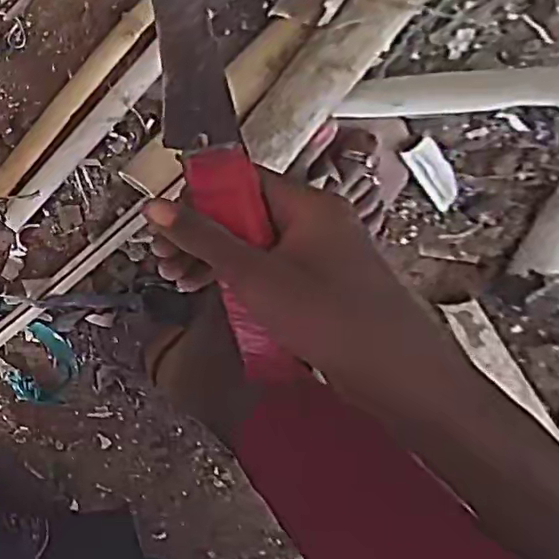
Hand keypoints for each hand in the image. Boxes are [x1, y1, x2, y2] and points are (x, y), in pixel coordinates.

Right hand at [143, 166, 460, 400]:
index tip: (165, 220)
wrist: (400, 379)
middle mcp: (312, 223)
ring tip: (177, 276)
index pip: (237, 179)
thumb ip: (201, 237)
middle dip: (193, 233)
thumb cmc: (337, 322)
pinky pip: (257, 264)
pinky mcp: (309, 280)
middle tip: (164, 254)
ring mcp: (312, 252)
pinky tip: (203, 286)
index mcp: (308, 206)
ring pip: (242, 239)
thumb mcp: (252, 274)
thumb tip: (158, 208)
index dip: (194, 196)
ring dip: (204, 256)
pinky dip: (227, 273)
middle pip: (235, 210)